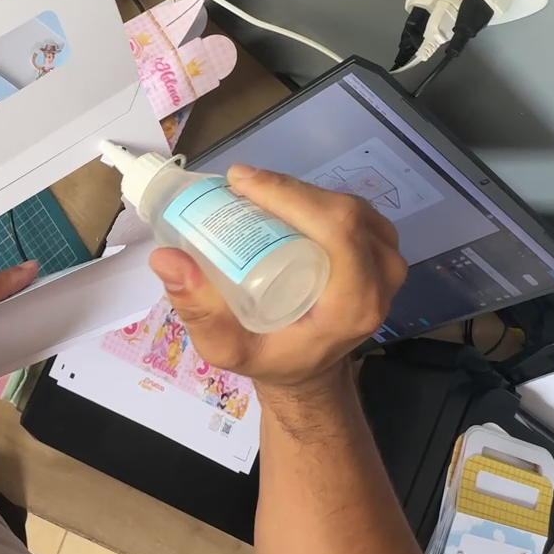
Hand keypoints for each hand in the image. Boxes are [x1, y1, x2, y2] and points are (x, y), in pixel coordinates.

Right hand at [149, 165, 405, 393]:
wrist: (306, 370)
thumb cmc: (269, 358)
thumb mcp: (225, 347)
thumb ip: (198, 310)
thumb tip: (166, 258)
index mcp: (353, 304)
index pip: (337, 230)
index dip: (291, 196)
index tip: (240, 183)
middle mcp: (381, 280)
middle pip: (342, 212)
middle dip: (287, 189)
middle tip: (237, 184)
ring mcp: (387, 262)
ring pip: (347, 206)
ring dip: (299, 193)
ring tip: (253, 192)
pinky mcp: (381, 250)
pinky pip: (350, 210)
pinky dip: (312, 199)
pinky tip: (278, 200)